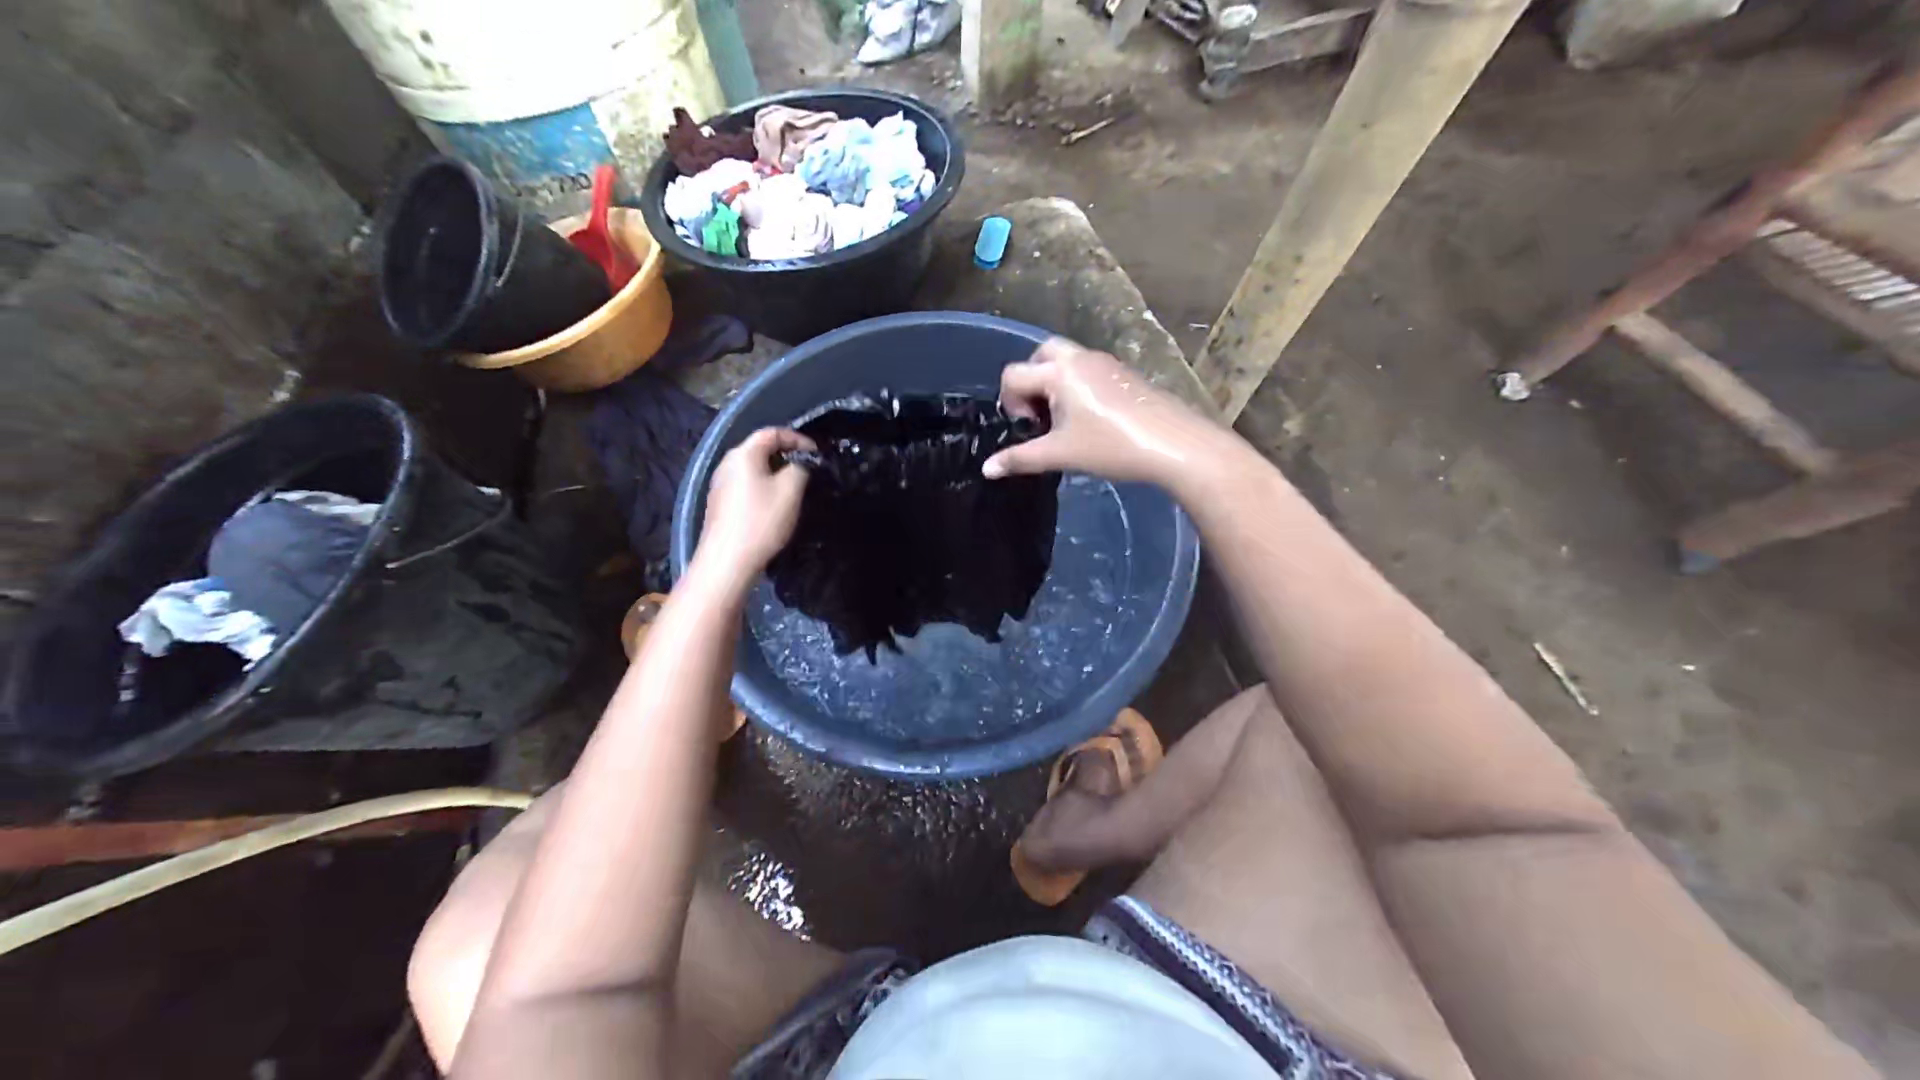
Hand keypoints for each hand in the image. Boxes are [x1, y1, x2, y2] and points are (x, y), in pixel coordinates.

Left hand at [693, 428, 814, 588]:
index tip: (816, 453)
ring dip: (775, 472)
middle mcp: (728, 463)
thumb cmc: (761, 521)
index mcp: (743, 454)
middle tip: (807, 468)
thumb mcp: (790, 491)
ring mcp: (720, 484)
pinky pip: (746, 485)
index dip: (798, 438)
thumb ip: (800, 468)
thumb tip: (800, 463)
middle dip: (786, 454)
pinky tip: (774, 504)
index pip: (772, 433)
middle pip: (760, 449)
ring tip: (794, 487)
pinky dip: (764, 486)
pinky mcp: (720, 503)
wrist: (727, 561)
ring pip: (753, 468)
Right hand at [982, 338, 1226, 487]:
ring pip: (1065, 360)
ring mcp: (1103, 362)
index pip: (1013, 374)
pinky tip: (1089, 419)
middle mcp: (1078, 358)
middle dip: (1030, 382)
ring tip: (1063, 419)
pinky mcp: (1122, 373)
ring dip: (1053, 383)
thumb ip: (1020, 459)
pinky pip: (1087, 369)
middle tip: (1039, 414)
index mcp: (1058, 372)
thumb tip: (987, 469)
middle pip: (1039, 355)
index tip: (1028, 428)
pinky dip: (1076, 385)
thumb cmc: (1111, 447)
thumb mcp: (1060, 455)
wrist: (1173, 444)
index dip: (1010, 403)